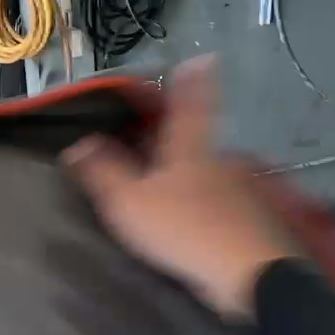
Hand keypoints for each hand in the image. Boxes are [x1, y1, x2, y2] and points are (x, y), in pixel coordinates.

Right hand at [64, 57, 296, 320]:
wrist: (252, 275)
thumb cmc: (183, 230)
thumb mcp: (128, 203)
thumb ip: (102, 173)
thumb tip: (78, 143)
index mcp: (190, 150)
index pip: (190, 107)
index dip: (193, 83)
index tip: (204, 58)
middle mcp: (221, 161)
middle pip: (199, 143)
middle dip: (181, 142)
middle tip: (160, 147)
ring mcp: (244, 190)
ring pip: (212, 174)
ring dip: (194, 179)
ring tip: (173, 193)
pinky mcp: (256, 221)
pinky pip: (224, 203)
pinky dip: (209, 206)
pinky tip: (197, 223)